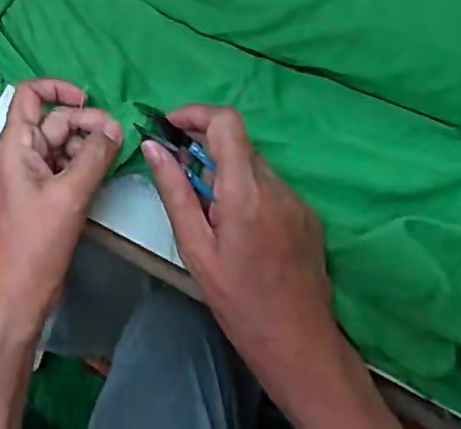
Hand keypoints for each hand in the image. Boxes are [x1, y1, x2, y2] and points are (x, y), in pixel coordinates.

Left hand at [0, 79, 122, 335]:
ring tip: (115, 154)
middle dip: (85, 122)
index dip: (57, 87)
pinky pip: (64, 167)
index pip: (29, 94)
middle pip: (53, 120)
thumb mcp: (69, 196)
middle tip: (118, 135)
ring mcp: (30, 175)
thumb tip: (116, 125)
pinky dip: (84, 164)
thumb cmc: (35, 244)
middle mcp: (19, 153)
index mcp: (14, 145)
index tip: (89, 100)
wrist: (15, 300)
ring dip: (88, 144)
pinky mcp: (42, 195)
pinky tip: (104, 171)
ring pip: (62, 144)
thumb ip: (94, 156)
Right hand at [145, 105, 398, 427]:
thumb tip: (153, 146)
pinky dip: (247, 188)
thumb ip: (174, 191)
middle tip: (179, 170)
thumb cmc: (239, 302)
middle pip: (237, 141)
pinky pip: (270, 183)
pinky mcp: (307, 212)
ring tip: (208, 208)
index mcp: (246, 192)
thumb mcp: (195, 249)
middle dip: (204, 144)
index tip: (171, 126)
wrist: (301, 346)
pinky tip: (237, 225)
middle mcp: (276, 185)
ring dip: (225, 169)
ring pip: (252, 162)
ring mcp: (296, 198)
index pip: (226, 121)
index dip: (196, 113)